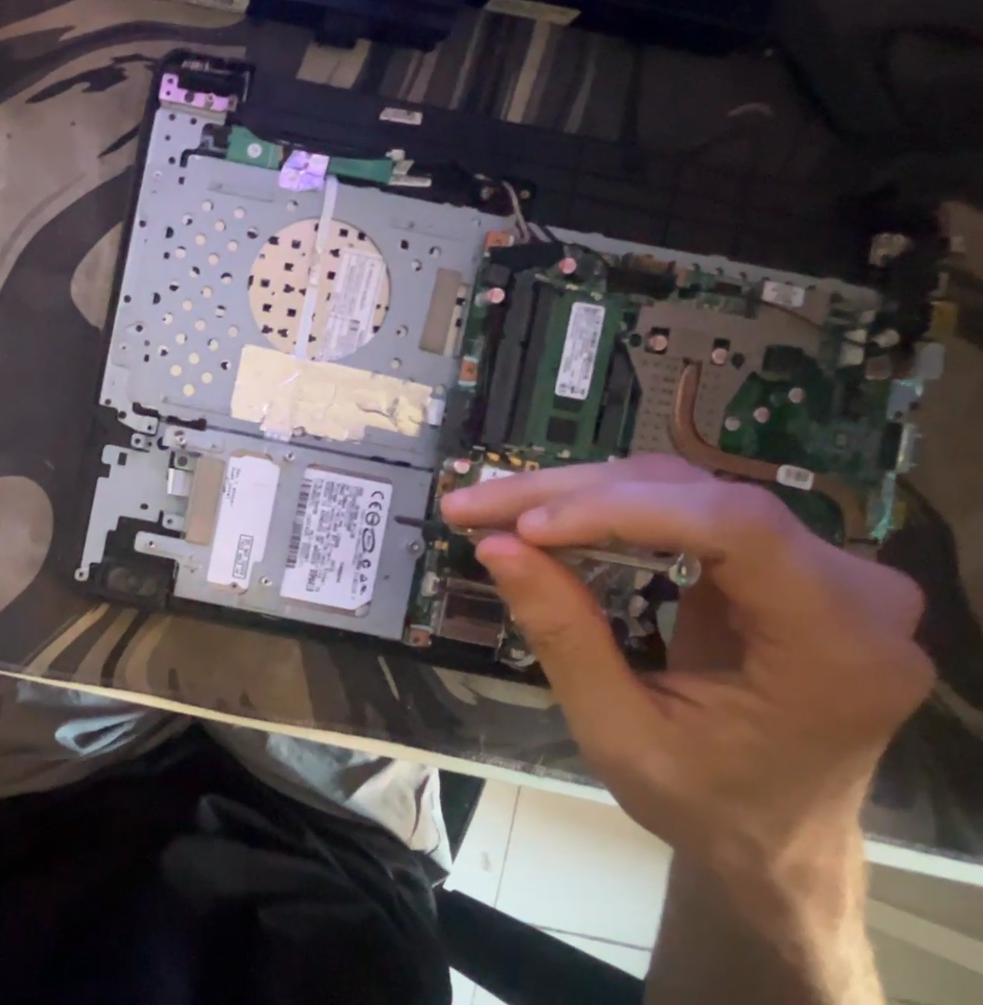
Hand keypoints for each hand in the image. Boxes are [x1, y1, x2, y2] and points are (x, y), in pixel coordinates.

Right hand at [439, 456, 933, 871]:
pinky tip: (542, 521)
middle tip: (471, 507)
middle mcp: (854, 592)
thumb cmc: (704, 801)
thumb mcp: (618, 732)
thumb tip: (495, 546)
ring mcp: (823, 571)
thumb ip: (565, 636)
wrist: (772, 836)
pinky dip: (603, 511)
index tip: (523, 530)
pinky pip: (684, 511)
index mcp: (837, 649)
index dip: (622, 512)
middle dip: (574, 495)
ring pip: (683, 490)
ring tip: (489, 510)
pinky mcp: (781, 564)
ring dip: (578, 494)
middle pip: (700, 497)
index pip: (738, 529)